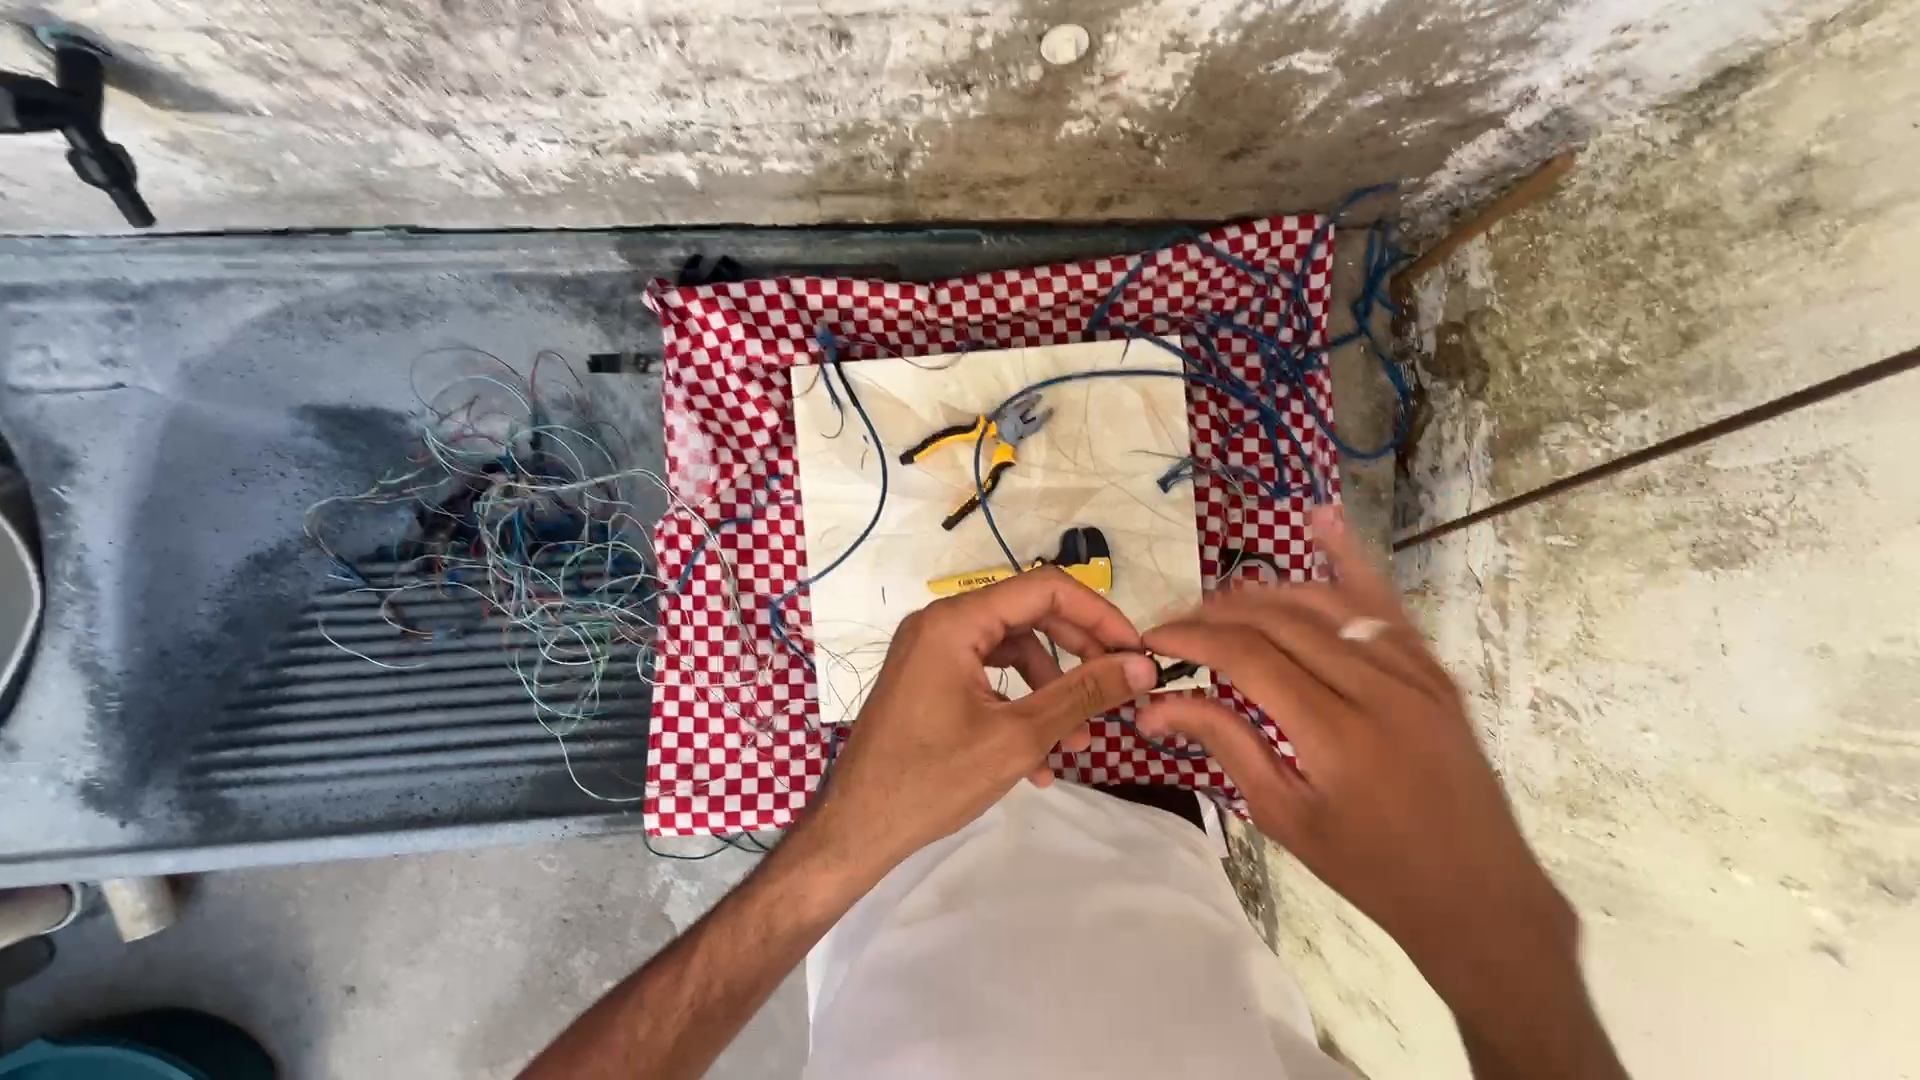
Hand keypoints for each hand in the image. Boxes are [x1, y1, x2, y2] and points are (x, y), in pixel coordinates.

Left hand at [805, 566, 1158, 873]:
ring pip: (1011, 653)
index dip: (1098, 614)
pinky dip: (1018, 709)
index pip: (1044, 589)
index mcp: (956, 621)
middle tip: (1117, 689)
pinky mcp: (928, 680)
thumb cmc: (934, 779)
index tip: (1135, 651)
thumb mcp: (1019, 736)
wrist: (858, 829)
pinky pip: (988, 678)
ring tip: (1077, 743)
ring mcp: (931, 652)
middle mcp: (941, 623)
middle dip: (1078, 657)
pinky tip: (1039, 761)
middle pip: (1029, 617)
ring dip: (1050, 693)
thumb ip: (1082, 694)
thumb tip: (1141, 666)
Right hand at [1138, 506, 1575, 1010]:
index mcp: (1336, 733)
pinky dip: (1347, 562)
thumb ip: (1224, 743)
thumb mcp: (1285, 815)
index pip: (1246, 655)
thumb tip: (1152, 706)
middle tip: (1175, 627)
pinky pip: (1382, 605)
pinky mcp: (1434, 670)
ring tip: (1219, 605)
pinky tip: (1321, 520)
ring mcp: (1415, 672)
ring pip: (1324, 603)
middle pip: (1279, 620)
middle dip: (1216, 614)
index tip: (1152, 640)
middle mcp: (1378, 688)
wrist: (1480, 896)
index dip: (1190, 638)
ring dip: (1263, 594)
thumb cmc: (1371, 869)